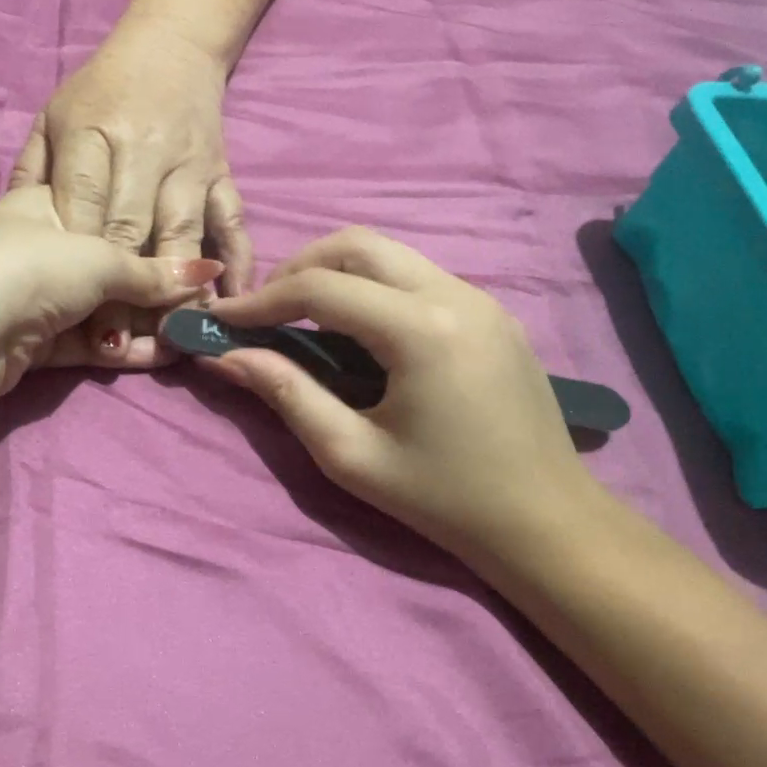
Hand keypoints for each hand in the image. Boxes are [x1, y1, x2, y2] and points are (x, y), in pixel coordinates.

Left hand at [0, 188, 223, 393]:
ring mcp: (36, 296)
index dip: (155, 236)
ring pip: (101, 309)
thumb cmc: (34, 265)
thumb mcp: (101, 258)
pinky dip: (122, 348)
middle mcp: (41, 246)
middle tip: (199, 309)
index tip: (195, 261)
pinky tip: (161, 355)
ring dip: (143, 325)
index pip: (113, 211)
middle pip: (109, 268)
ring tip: (188, 338)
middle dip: (155, 291)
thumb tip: (207, 275)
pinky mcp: (35, 342)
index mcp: (49, 203)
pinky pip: (88, 341)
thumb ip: (154, 270)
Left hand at [9, 18, 252, 360]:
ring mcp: (188, 163)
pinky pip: (234, 220)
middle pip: (133, 226)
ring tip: (172, 336)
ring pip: (184, 231)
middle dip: (126, 287)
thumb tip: (15, 231)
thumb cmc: (98, 94)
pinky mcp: (222, 173)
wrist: (172, 45)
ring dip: (179, 288)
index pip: (85, 205)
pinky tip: (230, 300)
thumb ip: (33, 173)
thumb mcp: (51, 120)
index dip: (81, 258)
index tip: (75, 309)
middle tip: (120, 341)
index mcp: (92, 134)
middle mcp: (143, 148)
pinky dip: (236, 261)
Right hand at [198, 228, 606, 563]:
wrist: (546, 522)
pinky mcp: (492, 314)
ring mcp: (481, 299)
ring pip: (389, 255)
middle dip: (297, 269)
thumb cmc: (441, 497)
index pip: (321, 286)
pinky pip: (416, 277)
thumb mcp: (349, 454)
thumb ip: (286, 394)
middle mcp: (455, 295)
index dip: (261, 300)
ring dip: (334, 274)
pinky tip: (354, 334)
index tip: (221, 321)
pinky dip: (370, 288)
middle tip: (263, 314)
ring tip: (299, 321)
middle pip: (357, 245)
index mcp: (420, 330)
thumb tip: (229, 356)